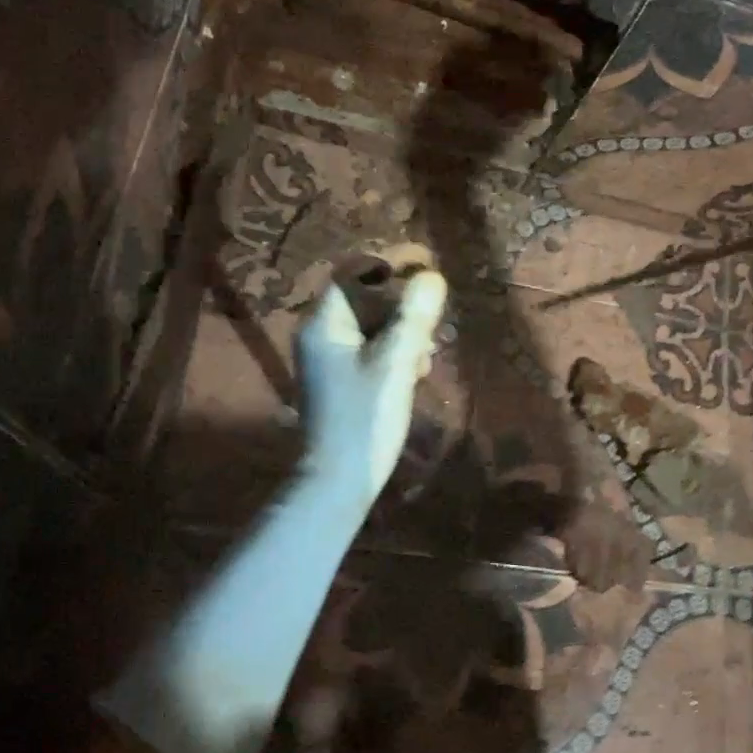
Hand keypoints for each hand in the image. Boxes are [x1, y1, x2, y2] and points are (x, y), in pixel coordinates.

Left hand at [294, 270, 447, 503]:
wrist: (338, 481)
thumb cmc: (364, 418)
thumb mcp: (395, 363)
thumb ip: (413, 317)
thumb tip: (431, 276)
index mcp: (324, 324)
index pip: (354, 277)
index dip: (389, 271)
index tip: (425, 276)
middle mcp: (320, 336)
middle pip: (365, 301)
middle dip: (402, 308)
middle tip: (433, 325)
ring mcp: (329, 360)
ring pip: (371, 327)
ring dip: (402, 332)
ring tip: (427, 354)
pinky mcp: (341, 382)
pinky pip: (370, 351)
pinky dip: (394, 353)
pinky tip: (415, 371)